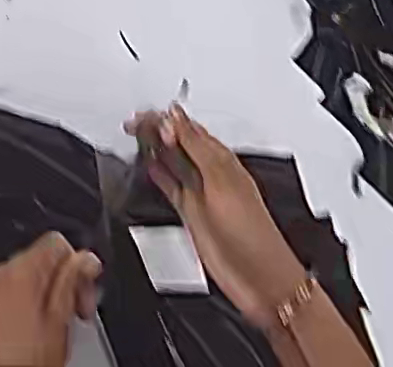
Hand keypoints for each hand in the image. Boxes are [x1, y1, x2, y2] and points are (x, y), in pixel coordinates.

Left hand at [0, 232, 102, 366]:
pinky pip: (12, 291)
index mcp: (23, 268)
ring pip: (29, 277)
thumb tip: (88, 259)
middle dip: (64, 284)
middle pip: (44, 259)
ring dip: (47, 297)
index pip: (58, 242)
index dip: (79, 266)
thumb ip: (73, 282)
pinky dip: (27, 305)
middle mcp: (3, 270)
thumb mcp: (58, 323)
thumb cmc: (21, 360)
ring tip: (54, 330)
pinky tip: (33, 334)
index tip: (85, 295)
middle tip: (74, 316)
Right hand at [125, 106, 307, 329]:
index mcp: (218, 157)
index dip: (165, 119)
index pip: (187, 127)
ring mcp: (198, 192)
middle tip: (133, 122)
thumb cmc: (251, 230)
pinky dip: (158, 173)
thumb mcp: (220, 179)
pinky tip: (149, 166)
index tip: (144, 114)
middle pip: (177, 141)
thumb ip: (195, 147)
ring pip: (171, 160)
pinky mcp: (190, 212)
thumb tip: (175, 116)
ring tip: (136, 134)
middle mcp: (207, 171)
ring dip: (154, 146)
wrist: (259, 278)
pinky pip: (169, 185)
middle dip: (155, 128)